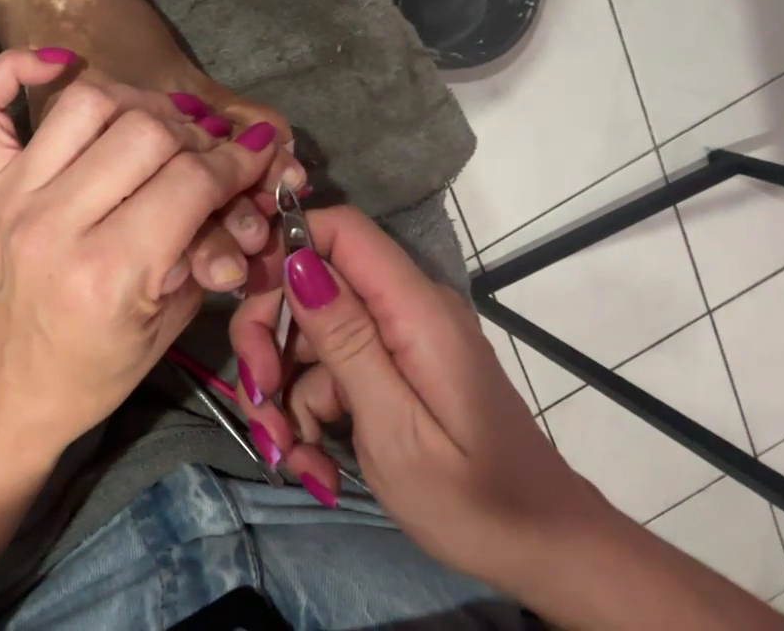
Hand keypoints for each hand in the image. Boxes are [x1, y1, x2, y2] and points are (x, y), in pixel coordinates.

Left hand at [0, 47, 275, 449]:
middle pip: (145, 131)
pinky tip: (59, 62)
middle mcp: (55, 221)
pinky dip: (15, 70)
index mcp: (108, 270)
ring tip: (162, 124)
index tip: (258, 158)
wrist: (12, 384)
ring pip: (85, 102)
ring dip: (137, 101)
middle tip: (213, 153)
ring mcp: (15, 196)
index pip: (191, 180)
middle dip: (197, 135)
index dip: (237, 162)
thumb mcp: (170, 322)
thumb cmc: (96, 368)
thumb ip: (210, 246)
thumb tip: (247, 184)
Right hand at [230, 206, 613, 590]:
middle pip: (308, 285)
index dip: (282, 245)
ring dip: (282, 392)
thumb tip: (296, 260)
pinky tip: (314, 463)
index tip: (239, 296)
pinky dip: (307, 411)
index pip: (340, 229)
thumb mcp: (397, 427)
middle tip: (260, 404)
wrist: (544, 554)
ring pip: (307, 335)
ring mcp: (395, 341)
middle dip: (268, 340)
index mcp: (415, 310)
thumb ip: (346, 340)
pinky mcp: (389, 370)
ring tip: (291, 455)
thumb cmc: (475, 501)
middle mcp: (403, 310)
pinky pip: (326, 371)